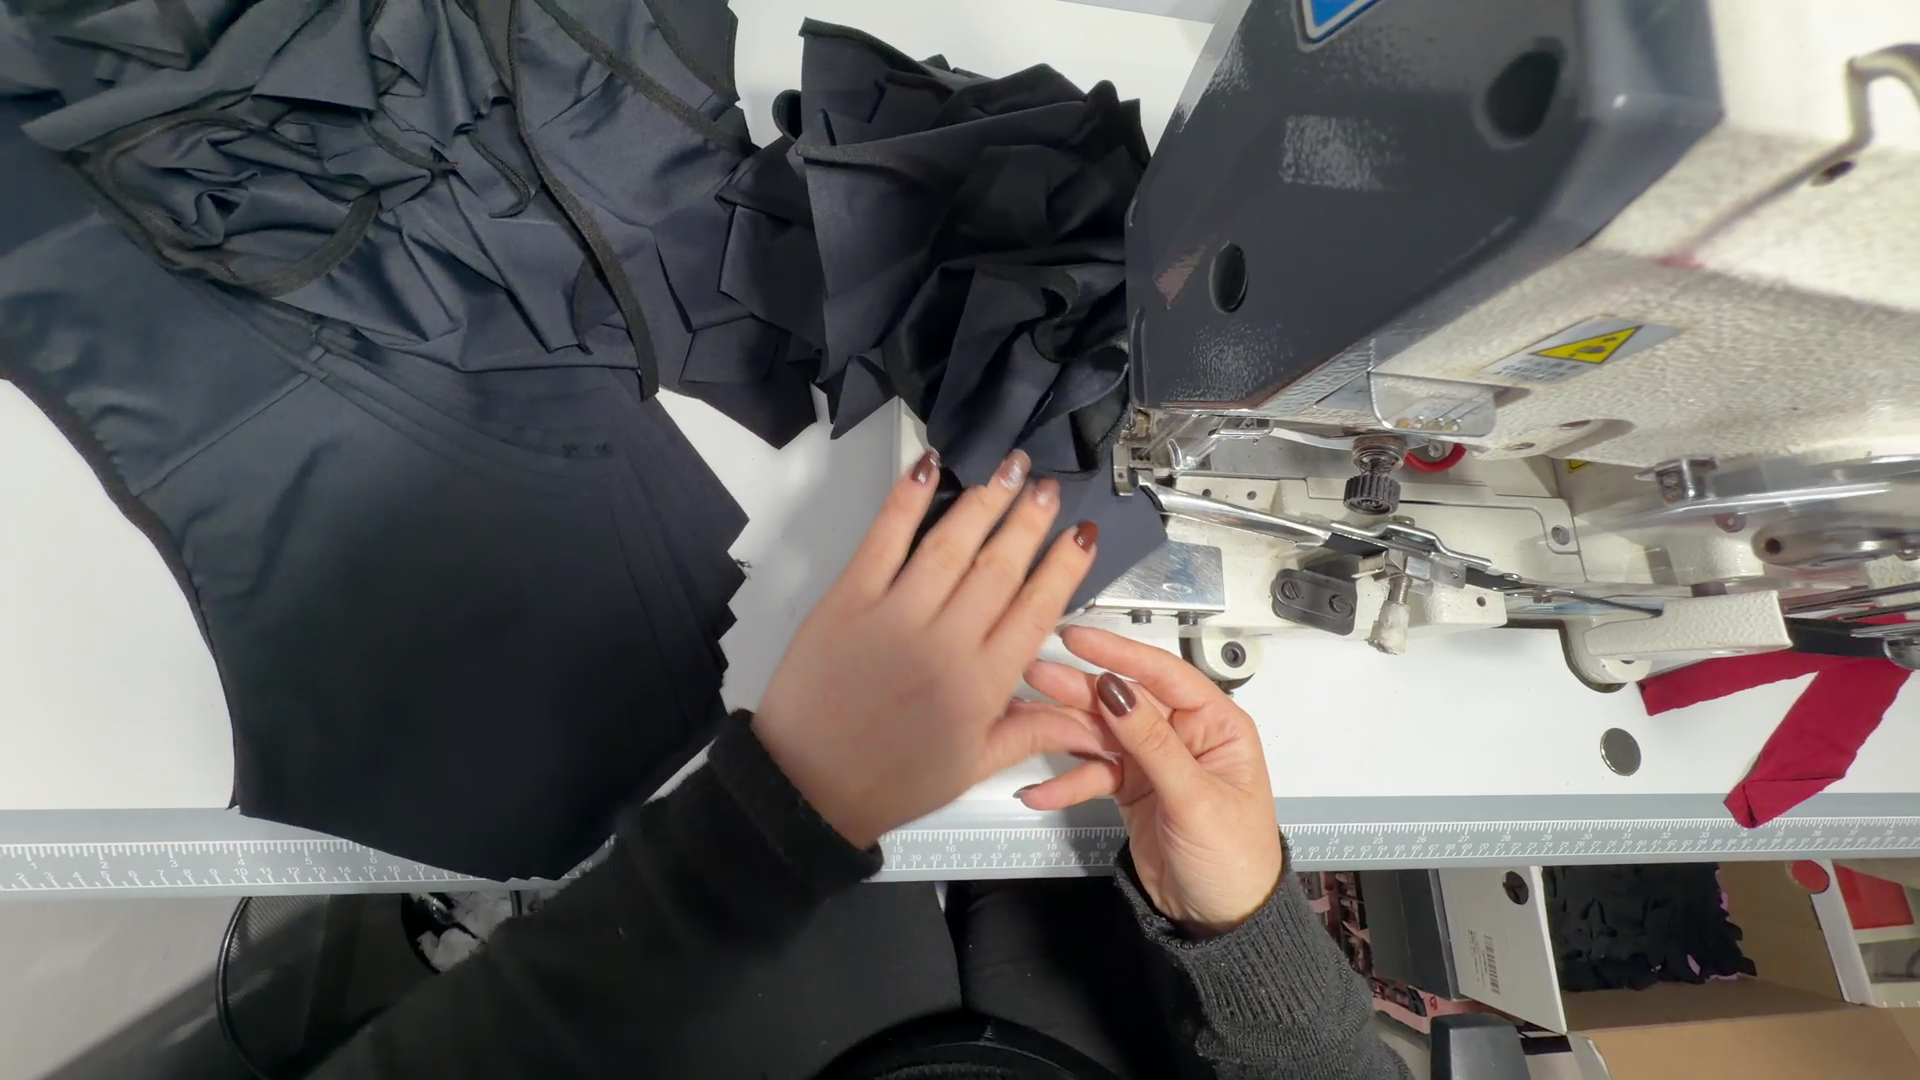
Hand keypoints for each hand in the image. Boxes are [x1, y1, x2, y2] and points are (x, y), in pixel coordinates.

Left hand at [752, 450, 1106, 847]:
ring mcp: (895, 616)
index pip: (1036, 609)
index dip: (1064, 567)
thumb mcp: (970, 766)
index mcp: (981, 685)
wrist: (805, 788)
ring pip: (951, 545)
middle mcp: (945, 643)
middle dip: (1030, 520)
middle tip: (1047, 486)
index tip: (1082, 535)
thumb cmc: (887, 780)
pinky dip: (906, 500)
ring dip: (985, 501)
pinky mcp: (848, 600)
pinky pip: (883, 541)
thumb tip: (1086, 719)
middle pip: (999, 566)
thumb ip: (1031, 732)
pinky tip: (928, 470)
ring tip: (1010, 469)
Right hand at [1020, 627, 1283, 936]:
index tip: (1079, 639)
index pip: (1163, 674)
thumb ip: (1153, 743)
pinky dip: (1067, 782)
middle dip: (1079, 688)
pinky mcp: (1129, 783)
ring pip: (1101, 732)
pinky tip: (1041, 791)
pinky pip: (1093, 772)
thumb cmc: (1236, 861)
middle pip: (1123, 699)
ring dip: (1064, 730)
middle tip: (1038, 674)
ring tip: (1026, 720)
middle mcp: (1182, 732)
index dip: (1119, 654)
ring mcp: (1152, 758)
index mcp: (1215, 723)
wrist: (1221, 923)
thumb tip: (1118, 691)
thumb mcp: (1195, 799)